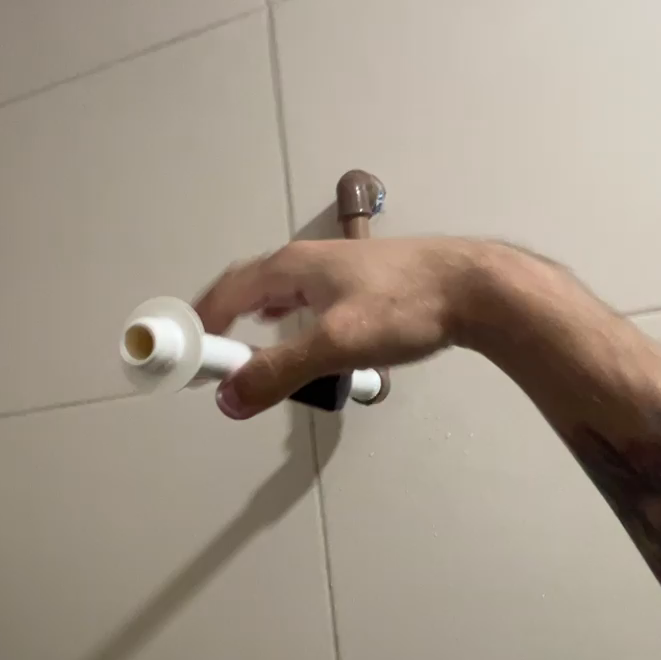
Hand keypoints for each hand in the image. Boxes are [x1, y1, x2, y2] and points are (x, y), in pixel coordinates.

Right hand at [193, 238, 505, 418]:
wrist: (476, 289)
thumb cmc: (407, 307)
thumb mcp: (335, 344)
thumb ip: (278, 372)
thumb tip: (228, 398)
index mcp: (289, 267)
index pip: (225, 294)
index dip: (199, 326)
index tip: (184, 357)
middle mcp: (304, 261)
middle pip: (245, 290)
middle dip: (221, 323)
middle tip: (208, 359)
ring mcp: (331, 270)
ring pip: (273, 294)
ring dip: (250, 322)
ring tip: (240, 352)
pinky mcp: (354, 283)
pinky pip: (300, 299)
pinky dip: (281, 319)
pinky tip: (292, 333)